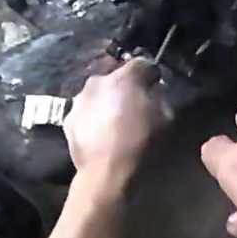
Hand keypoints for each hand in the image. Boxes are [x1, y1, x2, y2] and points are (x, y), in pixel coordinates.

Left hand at [64, 58, 172, 191]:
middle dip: (126, 88)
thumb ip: (161, 97)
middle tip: (134, 107)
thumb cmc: (142, 144)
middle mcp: (99, 81)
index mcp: (125, 77)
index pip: (143, 64)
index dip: (152, 76)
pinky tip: (100, 135)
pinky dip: (93, 119)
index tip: (156, 87)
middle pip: (116, 78)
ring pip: (98, 95)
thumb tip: (155, 92)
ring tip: (114, 123)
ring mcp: (80, 100)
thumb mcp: (167, 119)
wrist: (107, 173)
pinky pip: (85, 113)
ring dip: (107, 103)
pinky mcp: (69, 119)